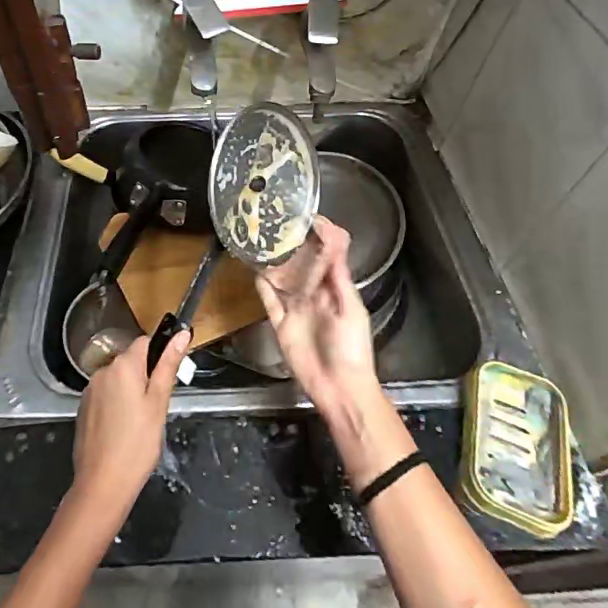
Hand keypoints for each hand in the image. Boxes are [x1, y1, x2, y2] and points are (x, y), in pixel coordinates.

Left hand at [71, 330, 189, 509]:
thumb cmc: (138, 443)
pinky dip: (116, 406)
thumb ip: (168, 365)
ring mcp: (89, 392)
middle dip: (145, 377)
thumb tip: (180, 334)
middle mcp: (102, 372)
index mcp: (122, 366)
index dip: (159, 355)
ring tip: (140, 422)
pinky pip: (105, 397)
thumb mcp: (159, 402)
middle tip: (156, 407)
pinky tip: (122, 430)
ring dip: (130, 391)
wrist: (102, 484)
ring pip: (118, 381)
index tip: (167, 377)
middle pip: (130, 362)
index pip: (145, 342)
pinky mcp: (83, 410)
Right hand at [255, 217, 376, 422]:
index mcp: (335, 289)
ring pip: (282, 280)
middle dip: (292, 246)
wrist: (340, 389)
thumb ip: (339, 277)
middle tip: (279, 224)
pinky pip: (270, 302)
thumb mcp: (351, 309)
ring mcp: (297, 309)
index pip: (327, 256)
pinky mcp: (282, 325)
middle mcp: (314, 295)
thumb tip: (335, 243)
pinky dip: (263, 287)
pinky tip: (256, 271)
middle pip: (301, 265)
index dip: (320, 237)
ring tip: (262, 242)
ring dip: (275, 263)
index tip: (309, 218)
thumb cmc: (352, 349)